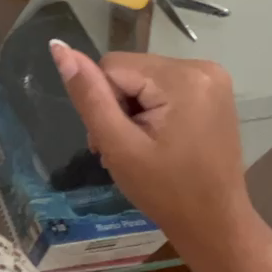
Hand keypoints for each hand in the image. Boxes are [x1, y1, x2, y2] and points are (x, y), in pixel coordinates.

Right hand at [48, 43, 263, 258]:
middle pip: (127, 70)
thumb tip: (58, 47)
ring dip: (131, 108)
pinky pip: (160, 85)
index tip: (118, 139)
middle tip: (125, 147)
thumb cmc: (164, 191)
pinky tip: (156, 138)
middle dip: (118, 105)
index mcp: (182, 78)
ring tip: (139, 146)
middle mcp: (201, 67)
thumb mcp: (118, 144)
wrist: (214, 224)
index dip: (104, 102)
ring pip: (140, 78)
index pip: (111, 67)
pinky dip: (149, 108)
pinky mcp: (211, 90)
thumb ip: (88, 94)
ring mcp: (210, 78)